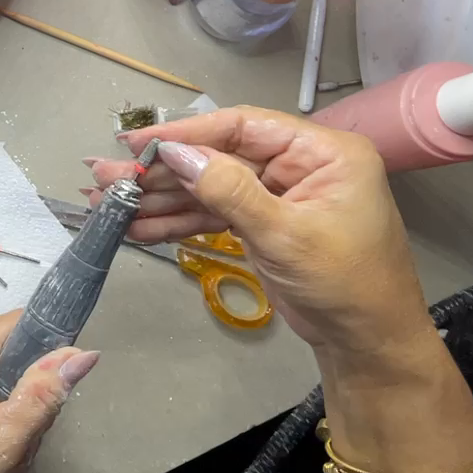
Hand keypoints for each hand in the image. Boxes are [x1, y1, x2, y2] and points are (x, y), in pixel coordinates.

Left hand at [0, 309, 100, 472]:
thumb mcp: (9, 436)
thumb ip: (45, 393)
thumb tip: (83, 354)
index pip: (19, 322)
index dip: (48, 342)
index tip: (60, 379)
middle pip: (11, 348)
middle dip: (31, 382)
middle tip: (31, 424)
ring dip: (15, 400)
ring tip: (13, 437)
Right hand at [83, 107, 427, 356]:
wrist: (367, 345)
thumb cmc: (344, 283)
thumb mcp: (285, 234)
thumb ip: (228, 190)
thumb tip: (175, 154)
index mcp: (319, 152)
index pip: (241, 127)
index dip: (184, 133)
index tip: (136, 143)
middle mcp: (295, 165)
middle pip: (214, 158)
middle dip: (159, 172)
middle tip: (105, 175)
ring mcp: (272, 195)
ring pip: (204, 188)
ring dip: (157, 199)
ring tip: (105, 201)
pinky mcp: (257, 224)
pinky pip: (208, 215)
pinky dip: (173, 223)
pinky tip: (135, 226)